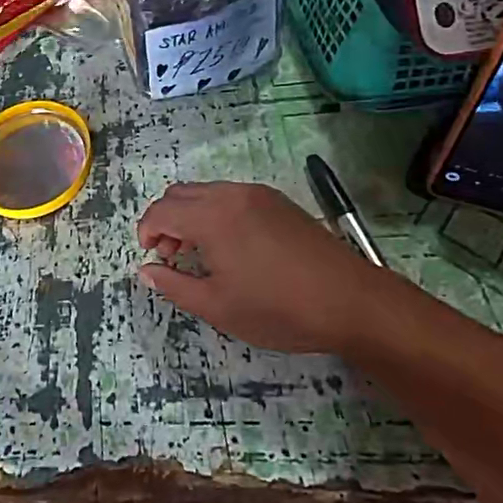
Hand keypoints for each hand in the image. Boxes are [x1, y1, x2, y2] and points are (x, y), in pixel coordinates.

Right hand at [137, 182, 393, 354]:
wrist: (356, 304)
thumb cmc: (281, 309)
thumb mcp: (218, 307)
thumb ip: (174, 286)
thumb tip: (147, 270)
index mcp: (210, 217)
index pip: (160, 211)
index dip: (146, 232)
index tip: (151, 257)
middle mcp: (229, 195)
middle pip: (178, 194)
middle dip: (165, 221)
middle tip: (171, 255)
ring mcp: (256, 195)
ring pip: (204, 193)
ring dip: (190, 215)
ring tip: (201, 253)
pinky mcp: (278, 201)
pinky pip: (230, 196)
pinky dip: (215, 212)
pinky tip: (231, 245)